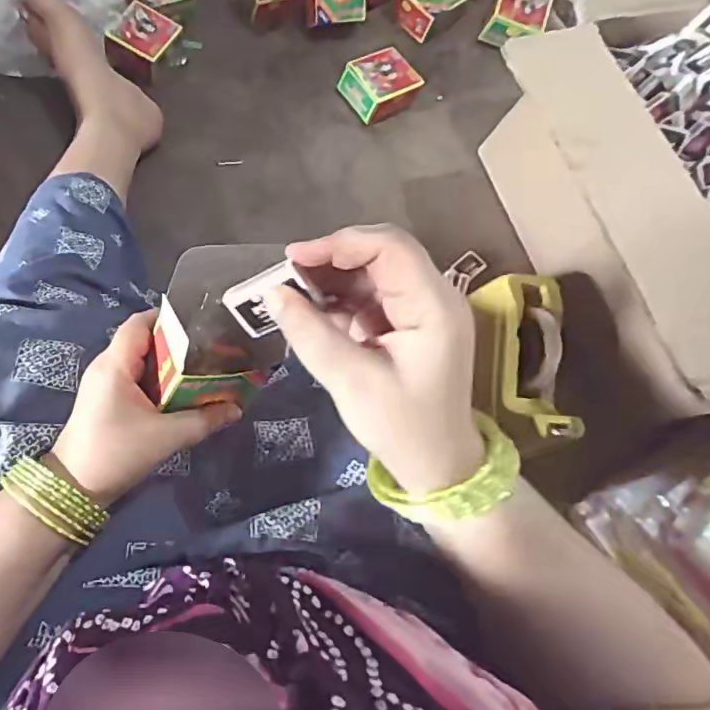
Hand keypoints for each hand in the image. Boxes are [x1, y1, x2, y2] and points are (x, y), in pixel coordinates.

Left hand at [51, 310, 240, 504]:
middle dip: (177, 345)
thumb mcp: (166, 436)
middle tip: (210, 352)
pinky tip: (178, 394)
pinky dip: (156, 381)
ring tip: (201, 371)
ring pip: (140, 361)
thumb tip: (236, 409)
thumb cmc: (117, 453)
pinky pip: (134, 379)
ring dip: (168, 366)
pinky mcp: (105, 400)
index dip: (169, 319)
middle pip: (144, 340)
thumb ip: (204, 419)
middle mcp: (106, 366)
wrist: (76, 486)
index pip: (140, 322)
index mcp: (115, 364)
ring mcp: (103, 383)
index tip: (201, 327)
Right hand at [269, 225, 481, 495]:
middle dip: (332, 260)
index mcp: (433, 307)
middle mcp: (434, 298)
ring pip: (373, 274)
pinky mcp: (409, 325)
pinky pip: (372, 298)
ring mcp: (423, 310)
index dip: (339, 244)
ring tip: (293, 296)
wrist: (437, 465)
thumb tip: (273, 294)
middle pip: (382, 255)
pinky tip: (314, 315)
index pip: (390, 248)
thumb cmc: (401, 427)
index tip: (293, 259)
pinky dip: (341, 302)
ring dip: (332, 281)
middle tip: (287, 277)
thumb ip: (311, 333)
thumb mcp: (351, 381)